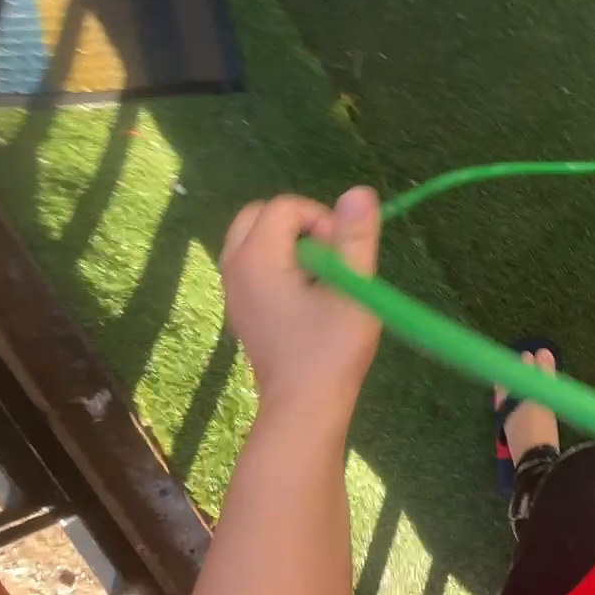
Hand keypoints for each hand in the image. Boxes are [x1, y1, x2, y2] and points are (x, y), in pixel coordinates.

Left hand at [221, 188, 382, 418]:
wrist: (304, 404)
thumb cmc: (332, 348)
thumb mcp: (354, 289)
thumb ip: (357, 238)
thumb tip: (360, 191)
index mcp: (257, 259)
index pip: (285, 207)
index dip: (323, 221)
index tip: (345, 256)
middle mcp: (234, 267)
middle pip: (261, 216)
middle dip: (303, 226)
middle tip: (333, 260)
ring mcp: (234, 289)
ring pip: (257, 240)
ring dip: (294, 245)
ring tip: (325, 279)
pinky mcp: (243, 307)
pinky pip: (257, 265)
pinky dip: (284, 265)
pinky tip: (311, 298)